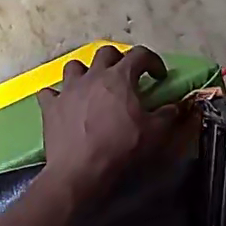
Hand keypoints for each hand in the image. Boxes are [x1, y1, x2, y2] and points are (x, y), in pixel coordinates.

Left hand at [36, 44, 178, 205]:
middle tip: (126, 77)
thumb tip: (176, 107)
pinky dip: (58, 95)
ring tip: (93, 86)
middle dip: (118, 60)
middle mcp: (92, 76)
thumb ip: (169, 115)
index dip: (152, 61)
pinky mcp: (50, 107)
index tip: (159, 76)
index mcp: (119, 77)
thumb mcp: (156, 133)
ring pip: (74, 66)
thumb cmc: (121, 149)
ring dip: (86, 72)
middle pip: (105, 53)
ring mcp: (68, 90)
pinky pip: (50, 93)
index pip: (139, 54)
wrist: (80, 172)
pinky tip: (64, 104)